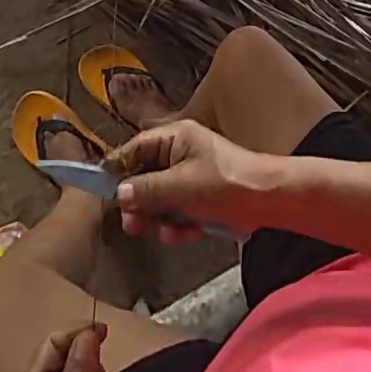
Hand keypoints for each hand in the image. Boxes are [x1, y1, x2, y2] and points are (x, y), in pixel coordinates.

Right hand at [106, 120, 274, 240]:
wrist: (268, 200)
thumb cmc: (225, 183)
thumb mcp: (181, 186)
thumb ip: (147, 190)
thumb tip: (119, 193)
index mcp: (175, 138)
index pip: (135, 148)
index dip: (118, 169)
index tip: (102, 191)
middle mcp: (180, 154)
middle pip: (145, 177)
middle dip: (141, 203)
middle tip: (134, 224)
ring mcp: (190, 177)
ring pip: (160, 200)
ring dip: (161, 218)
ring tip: (168, 230)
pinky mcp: (200, 199)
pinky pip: (178, 212)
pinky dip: (179, 225)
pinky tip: (187, 233)